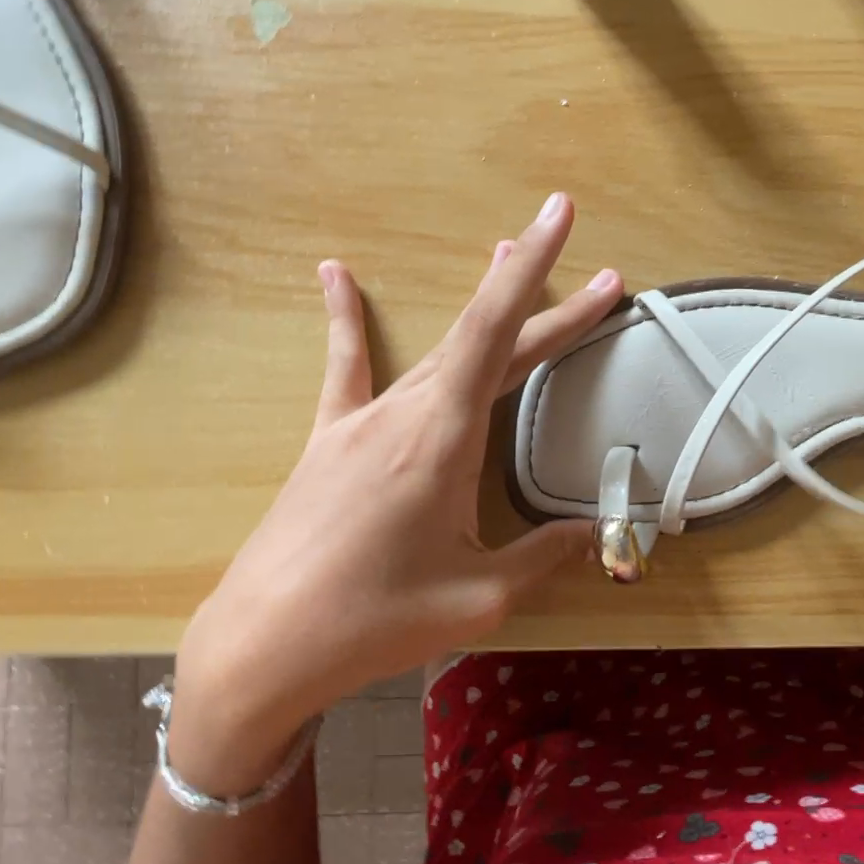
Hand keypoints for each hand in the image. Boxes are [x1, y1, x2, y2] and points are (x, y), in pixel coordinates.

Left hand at [167, 193, 622, 785]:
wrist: (263, 644)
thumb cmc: (374, 622)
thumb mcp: (479, 597)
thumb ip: (542, 556)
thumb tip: (593, 533)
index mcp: (444, 438)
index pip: (499, 333)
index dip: (537, 272)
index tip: (561, 219)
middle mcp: (404, 411)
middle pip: (484, 338)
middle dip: (543, 298)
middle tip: (599, 279)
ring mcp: (360, 421)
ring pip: (436, 349)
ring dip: (481, 309)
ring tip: (504, 255)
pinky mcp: (328, 440)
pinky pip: (346, 367)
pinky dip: (346, 319)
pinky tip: (335, 274)